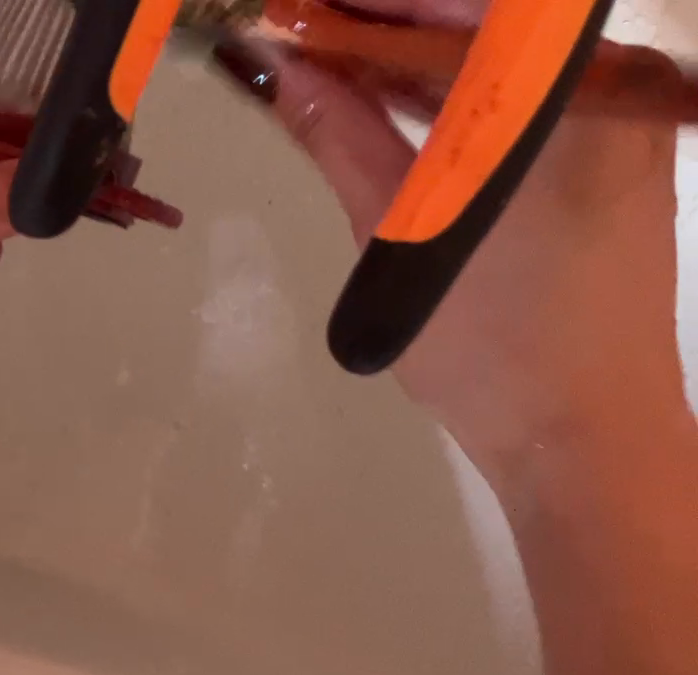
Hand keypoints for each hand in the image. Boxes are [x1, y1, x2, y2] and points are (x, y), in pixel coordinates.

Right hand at [212, 1, 685, 490]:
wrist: (574, 419)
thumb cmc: (490, 335)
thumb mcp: (402, 231)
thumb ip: (345, 140)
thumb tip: (282, 72)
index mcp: (574, 88)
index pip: (478, 2)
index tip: (305, 3)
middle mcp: (606, 82)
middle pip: (489, 20)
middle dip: (387, 16)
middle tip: (296, 23)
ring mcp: (601, 119)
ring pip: (491, 60)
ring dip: (404, 53)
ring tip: (316, 52)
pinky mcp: (584, 157)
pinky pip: (501, 101)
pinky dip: (436, 94)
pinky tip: (373, 98)